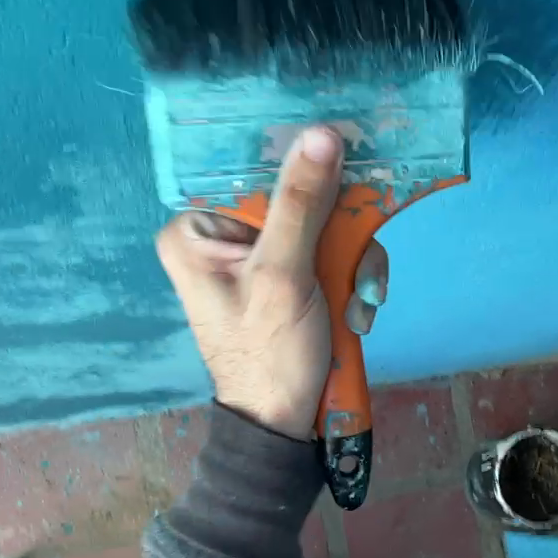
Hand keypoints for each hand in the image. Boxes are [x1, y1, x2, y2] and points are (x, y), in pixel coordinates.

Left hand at [155, 127, 389, 437]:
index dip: (303, 165)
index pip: (252, 169)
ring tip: (360, 305)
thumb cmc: (269, 355)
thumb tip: (322, 133)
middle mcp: (222, 236)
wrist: (284, 424)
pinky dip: (350, 283)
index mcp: (197, 229)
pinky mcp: (289, 278)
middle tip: (360, 269)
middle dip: (340, 236)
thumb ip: (301, 205)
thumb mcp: (283, 277)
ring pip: (324, 228)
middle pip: (298, 198)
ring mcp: (259, 259)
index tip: (348, 161)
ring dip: (353, 266)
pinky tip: (356, 315)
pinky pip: (330, 256)